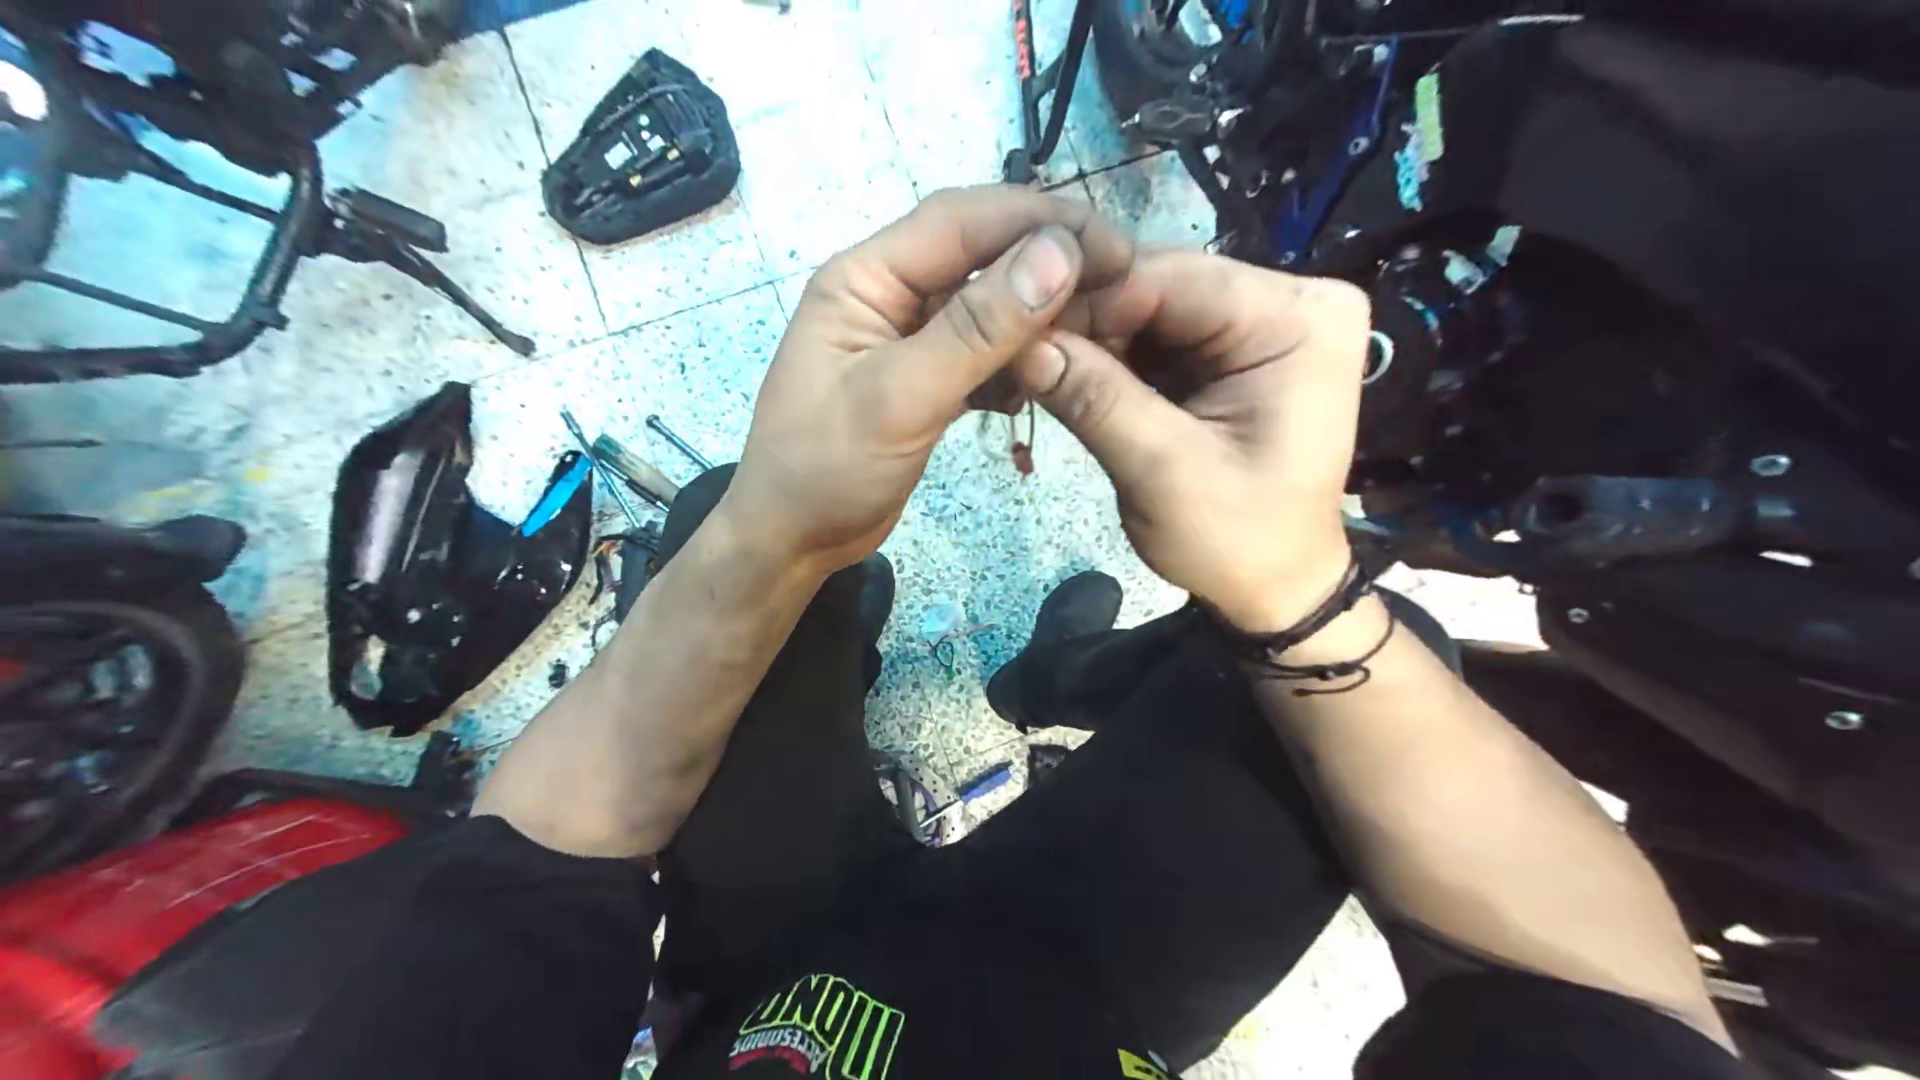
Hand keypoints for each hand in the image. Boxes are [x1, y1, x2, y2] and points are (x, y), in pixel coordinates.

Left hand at [721, 187, 1133, 574]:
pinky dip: (1014, 362)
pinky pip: (979, 353)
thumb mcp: (899, 397)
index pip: (963, 222)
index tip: (1115, 247)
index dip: (1042, 222)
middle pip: (979, 255)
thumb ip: (976, 329)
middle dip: (1047, 262)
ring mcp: (906, 339)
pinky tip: (1041, 381)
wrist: (793, 539)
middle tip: (1120, 283)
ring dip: (1036, 316)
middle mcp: (887, 294)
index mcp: (865, 278)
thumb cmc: (827, 469)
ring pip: (985, 306)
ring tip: (1093, 332)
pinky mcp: (923, 379)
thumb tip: (1059, 255)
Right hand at [1012, 250, 1371, 632]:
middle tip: (1021, 356)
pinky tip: (1070, 378)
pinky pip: (1152, 337)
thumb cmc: (1237, 540)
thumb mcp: (1165, 473)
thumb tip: (1020, 345)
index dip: (1088, 300)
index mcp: (1298, 319)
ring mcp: (1256, 325)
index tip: (1017, 330)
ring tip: (1039, 371)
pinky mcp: (1226, 353)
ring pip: (1149, 309)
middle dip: (1088, 322)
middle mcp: (1286, 303)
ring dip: (1092, 341)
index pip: (1174, 278)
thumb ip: (1096, 400)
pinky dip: (1108, 359)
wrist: (1271, 586)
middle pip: (1160, 286)